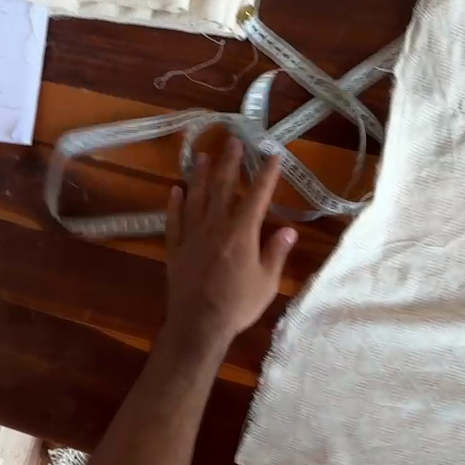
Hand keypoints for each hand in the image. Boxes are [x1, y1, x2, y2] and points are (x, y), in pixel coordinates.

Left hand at [163, 142, 296, 350]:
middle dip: (230, 161)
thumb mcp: (266, 282)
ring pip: (196, 197)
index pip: (257, 195)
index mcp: (242, 233)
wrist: (198, 324)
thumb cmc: (237, 306)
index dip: (266, 174)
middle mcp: (216, 226)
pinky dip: (175, 204)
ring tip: (203, 155)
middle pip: (223, 187)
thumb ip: (276, 254)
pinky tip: (176, 190)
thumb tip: (289, 231)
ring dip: (200, 175)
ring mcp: (192, 235)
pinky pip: (174, 220)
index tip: (273, 154)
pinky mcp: (175, 248)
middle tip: (232, 140)